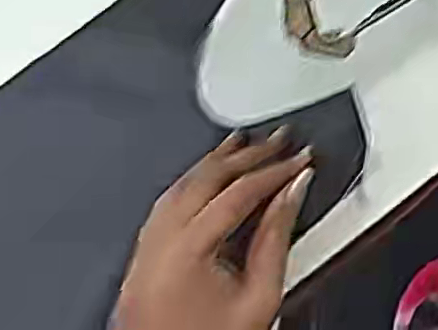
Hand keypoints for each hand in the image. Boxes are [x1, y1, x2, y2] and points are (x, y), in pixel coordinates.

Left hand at [115, 131, 314, 329]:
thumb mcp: (261, 297)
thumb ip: (278, 235)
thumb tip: (295, 188)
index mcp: (185, 255)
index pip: (239, 192)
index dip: (276, 170)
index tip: (301, 159)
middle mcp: (156, 251)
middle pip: (206, 180)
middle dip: (249, 155)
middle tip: (280, 140)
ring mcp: (141, 262)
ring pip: (179, 189)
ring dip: (216, 162)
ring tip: (245, 144)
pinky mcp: (136, 272)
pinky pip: (163, 209)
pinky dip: (191, 184)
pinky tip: (208, 176)